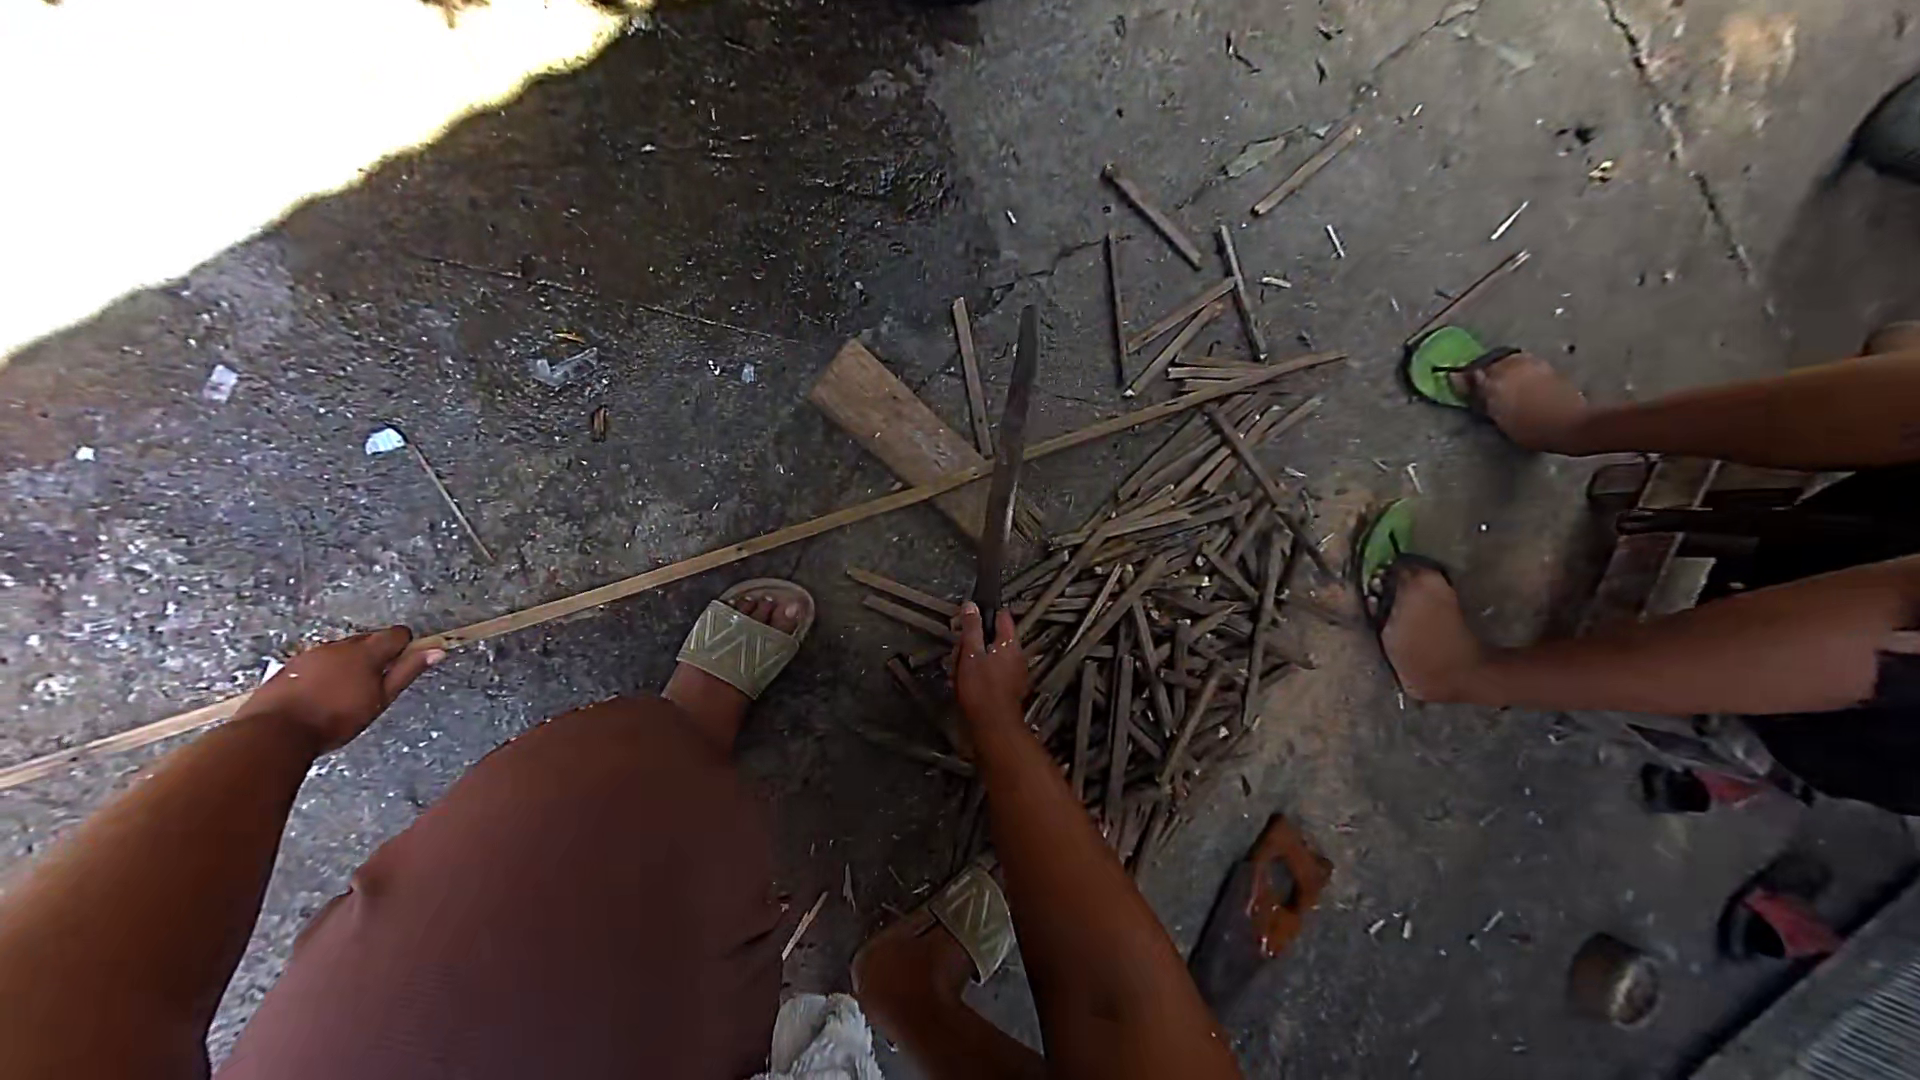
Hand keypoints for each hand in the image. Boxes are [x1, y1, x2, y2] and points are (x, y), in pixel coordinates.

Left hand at [235, 627, 443, 751]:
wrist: (273, 733)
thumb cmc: (336, 718)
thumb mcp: (381, 698)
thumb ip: (408, 671)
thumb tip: (437, 650)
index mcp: (366, 651)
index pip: (397, 633)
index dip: (404, 647)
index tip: (399, 667)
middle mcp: (339, 645)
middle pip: (369, 639)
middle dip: (377, 655)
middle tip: (374, 683)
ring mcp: (310, 654)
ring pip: (342, 650)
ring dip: (350, 662)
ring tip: (345, 692)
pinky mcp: (289, 666)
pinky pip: (319, 660)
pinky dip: (327, 670)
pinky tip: (321, 694)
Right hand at [950, 602, 1029, 723]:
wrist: (993, 726)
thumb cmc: (981, 688)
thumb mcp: (971, 653)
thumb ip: (971, 628)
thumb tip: (971, 605)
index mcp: (1009, 643)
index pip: (1002, 616)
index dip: (985, 614)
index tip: (968, 621)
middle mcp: (1017, 655)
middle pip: (994, 638)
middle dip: (974, 644)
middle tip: (958, 655)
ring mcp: (1016, 673)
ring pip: (991, 657)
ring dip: (973, 661)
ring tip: (958, 674)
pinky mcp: (1010, 689)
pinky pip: (993, 673)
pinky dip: (979, 675)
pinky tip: (966, 686)